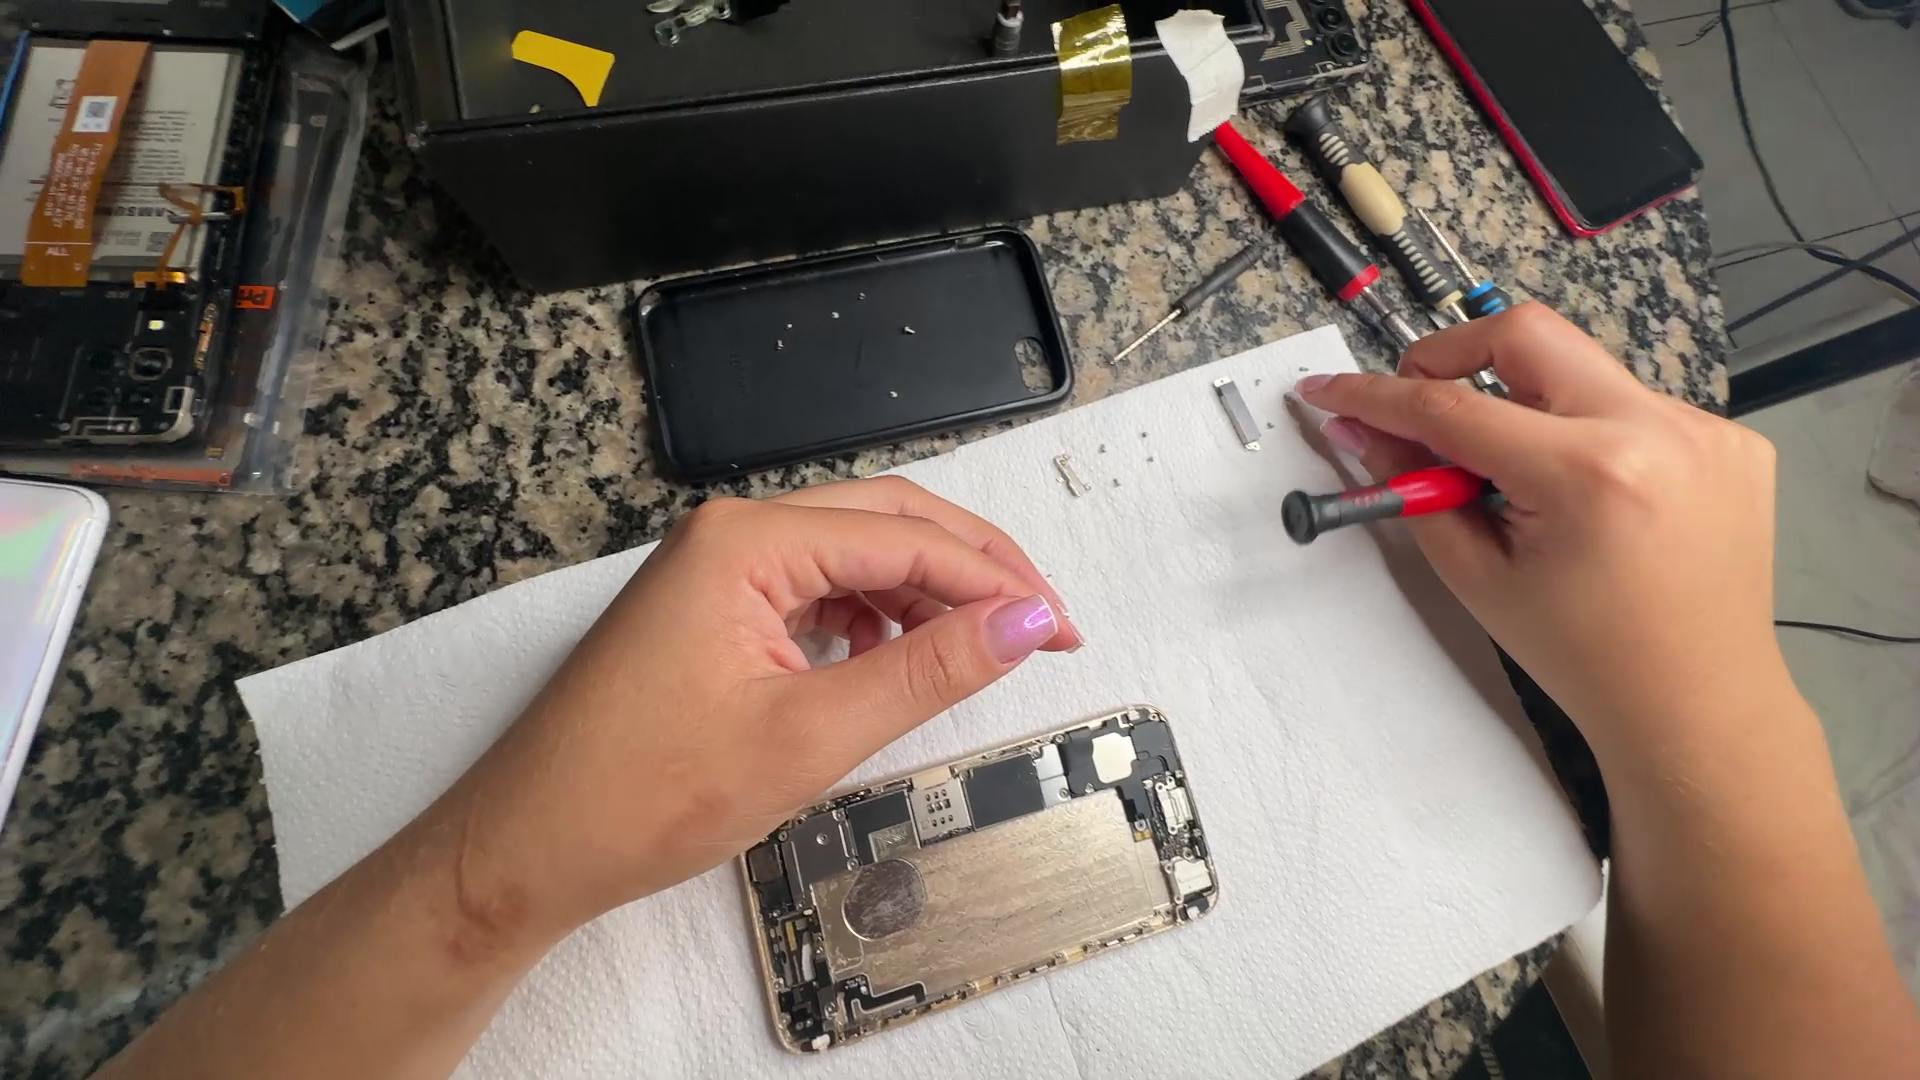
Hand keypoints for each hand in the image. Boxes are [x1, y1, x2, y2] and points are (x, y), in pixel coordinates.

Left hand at [436, 476, 1080, 951]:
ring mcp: (724, 562)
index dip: (995, 581)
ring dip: (925, 590)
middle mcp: (736, 529)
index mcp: (750, 540)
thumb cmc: (650, 796)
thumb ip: (928, 670)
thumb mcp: (811, 735)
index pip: (905, 539)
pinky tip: (894, 651)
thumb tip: (1026, 624)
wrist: (524, 852)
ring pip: (856, 551)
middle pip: (886, 522)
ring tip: (979, 643)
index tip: (1058, 628)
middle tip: (1039, 620)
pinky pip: (821, 585)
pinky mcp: (720, 601)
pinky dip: (874, 612)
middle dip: (971, 567)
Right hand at [1294, 306, 1783, 765]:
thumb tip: (1360, 431)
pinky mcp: (1723, 434)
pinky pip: (1614, 401)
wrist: (1695, 697)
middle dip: (1445, 356)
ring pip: (1568, 369)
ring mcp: (1703, 425)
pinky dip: (1562, 427)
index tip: (1325, 389)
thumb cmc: (1573, 649)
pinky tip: (1563, 489)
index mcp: (1587, 474)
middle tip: (1413, 405)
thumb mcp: (1470, 571)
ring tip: (1497, 474)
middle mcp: (1658, 427)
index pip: (1450, 406)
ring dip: (1509, 403)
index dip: (1372, 394)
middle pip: (1524, 332)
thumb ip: (1410, 487)